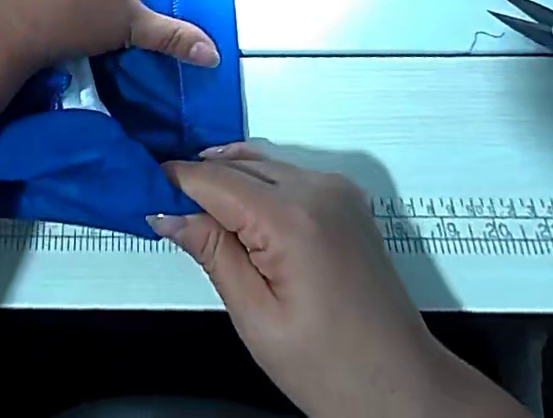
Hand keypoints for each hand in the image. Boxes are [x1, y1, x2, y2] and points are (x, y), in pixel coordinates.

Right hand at [153, 145, 524, 417]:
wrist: (407, 391)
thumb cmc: (334, 370)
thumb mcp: (256, 317)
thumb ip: (211, 251)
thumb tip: (167, 211)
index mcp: (293, 219)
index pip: (214, 178)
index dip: (174, 180)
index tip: (144, 189)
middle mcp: (317, 188)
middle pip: (235, 163)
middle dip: (197, 180)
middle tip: (163, 203)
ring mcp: (335, 187)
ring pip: (258, 161)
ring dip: (224, 178)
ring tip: (195, 207)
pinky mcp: (343, 194)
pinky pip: (284, 171)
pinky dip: (254, 180)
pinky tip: (237, 207)